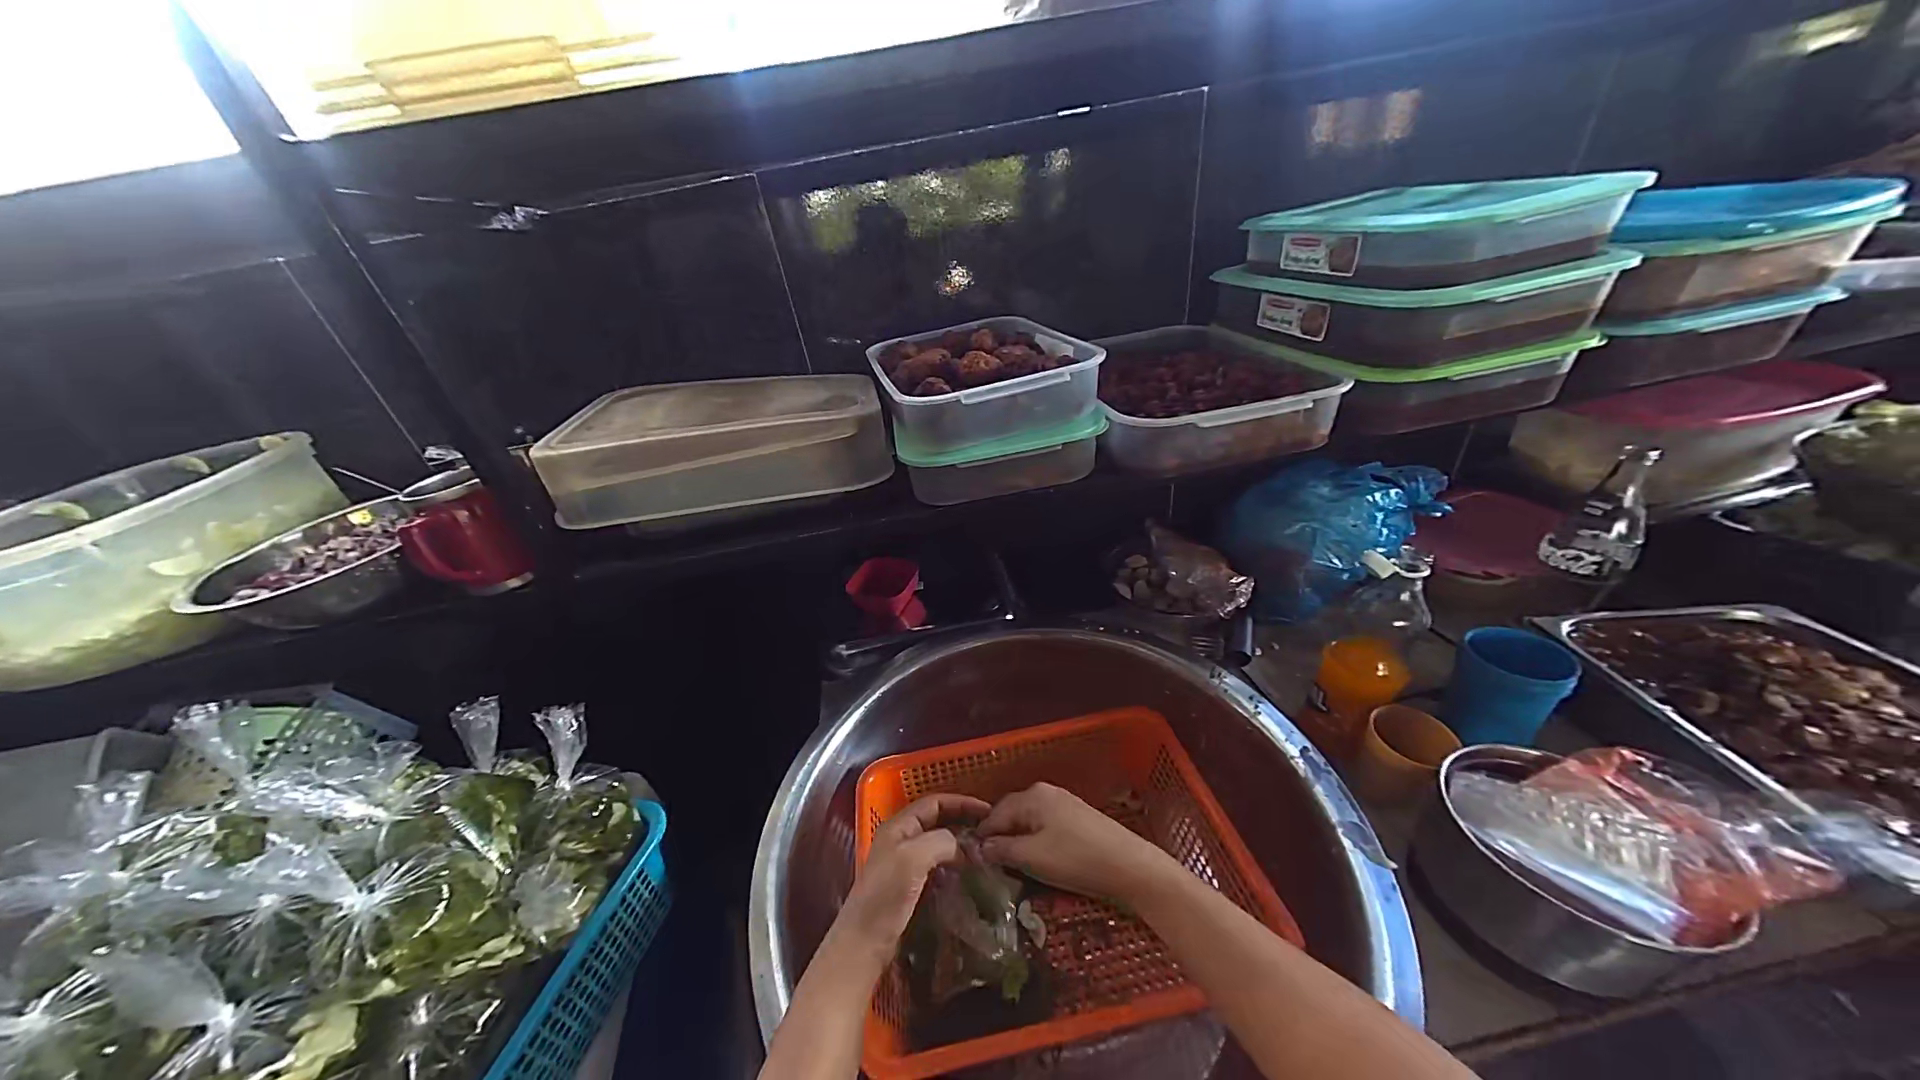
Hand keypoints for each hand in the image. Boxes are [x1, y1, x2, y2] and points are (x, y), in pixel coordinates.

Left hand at [834, 793, 990, 961]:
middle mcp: (901, 839)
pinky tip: (969, 872)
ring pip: (939, 842)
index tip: (987, 810)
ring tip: (984, 850)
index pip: (934, 802)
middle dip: (963, 820)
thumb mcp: (913, 858)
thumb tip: (963, 846)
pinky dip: (955, 862)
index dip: (961, 802)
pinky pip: (938, 864)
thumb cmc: (885, 897)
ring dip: (961, 842)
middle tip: (990, 830)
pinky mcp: (910, 885)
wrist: (864, 943)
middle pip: (938, 819)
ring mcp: (904, 862)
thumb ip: (941, 841)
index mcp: (898, 826)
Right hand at [977, 782, 1179, 902]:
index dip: (982, 837)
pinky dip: (1036, 841)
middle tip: (993, 866)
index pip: (994, 814)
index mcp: (1031, 796)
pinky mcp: (1077, 817)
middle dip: (1000, 838)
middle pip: (1011, 814)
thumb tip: (980, 847)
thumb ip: (1002, 849)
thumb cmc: (1076, 859)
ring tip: (1014, 866)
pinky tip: (1039, 860)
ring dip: (1019, 841)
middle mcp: (1044, 792)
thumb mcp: (1032, 858)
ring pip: (1029, 821)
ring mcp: (1063, 802)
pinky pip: (1045, 826)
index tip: (974, 861)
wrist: (1130, 866)